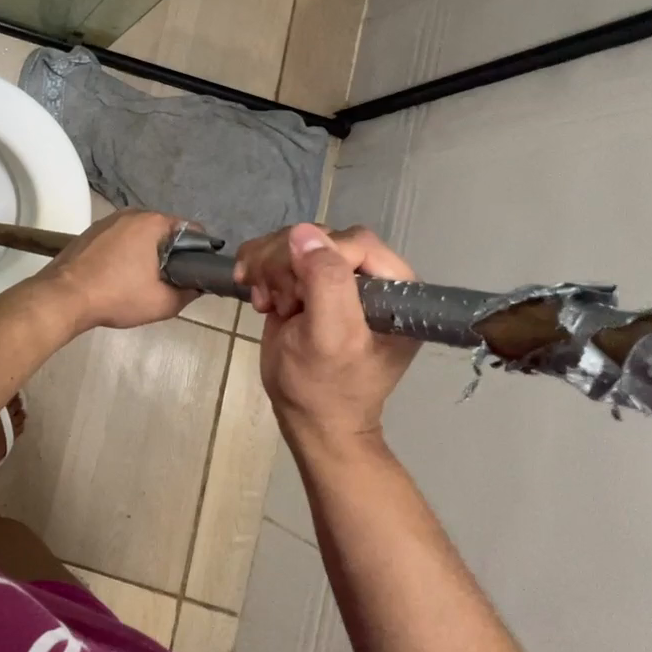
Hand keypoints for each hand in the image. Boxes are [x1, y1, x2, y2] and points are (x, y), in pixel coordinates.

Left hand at [33, 210, 198, 329]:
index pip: (190, 230)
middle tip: (174, 279)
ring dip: (148, 253)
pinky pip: (119, 239)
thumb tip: (198, 286)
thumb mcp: (163, 302)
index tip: (198, 272)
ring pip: (140, 235)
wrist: (63, 296)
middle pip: (164, 230)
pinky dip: (127, 253)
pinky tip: (122, 275)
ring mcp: (106, 221)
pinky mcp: (90, 233)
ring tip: (148, 280)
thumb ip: (189, 292)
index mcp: (151, 222)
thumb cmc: (117, 295)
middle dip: (173, 252)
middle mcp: (129, 213)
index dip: (200, 251)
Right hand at [234, 224, 419, 443]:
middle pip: (319, 237)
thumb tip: (304, 233)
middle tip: (278, 303)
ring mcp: (334, 278)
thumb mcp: (329, 338)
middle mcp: (368, 277)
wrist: (307, 418)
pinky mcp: (304, 281)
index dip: (318, 258)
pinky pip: (276, 251)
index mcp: (394, 289)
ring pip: (293, 240)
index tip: (297, 295)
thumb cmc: (325, 387)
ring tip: (267, 303)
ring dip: (268, 266)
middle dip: (286, 264)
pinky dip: (257, 267)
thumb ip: (326, 283)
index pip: (354, 242)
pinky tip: (257, 296)